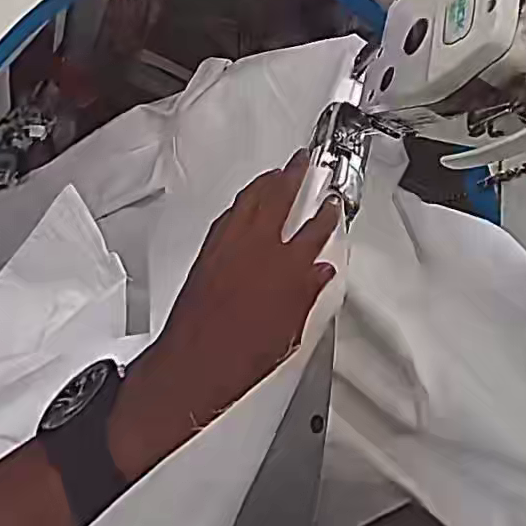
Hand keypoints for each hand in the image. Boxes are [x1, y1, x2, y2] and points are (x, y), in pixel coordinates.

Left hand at [107, 149, 339, 480]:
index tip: (332, 202)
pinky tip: (246, 198)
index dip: (328, 212)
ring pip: (253, 198)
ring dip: (268, 180)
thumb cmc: (240, 357)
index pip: (316, 229)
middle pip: (282, 197)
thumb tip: (320, 273)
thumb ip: (308, 293)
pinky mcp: (210, 249)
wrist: (192, 365)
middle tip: (304, 160)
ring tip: (278, 170)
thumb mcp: (289, 331)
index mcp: (289, 268)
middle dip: (296, 174)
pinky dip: (243, 200)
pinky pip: (231, 212)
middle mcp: (261, 248)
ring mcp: (233, 244)